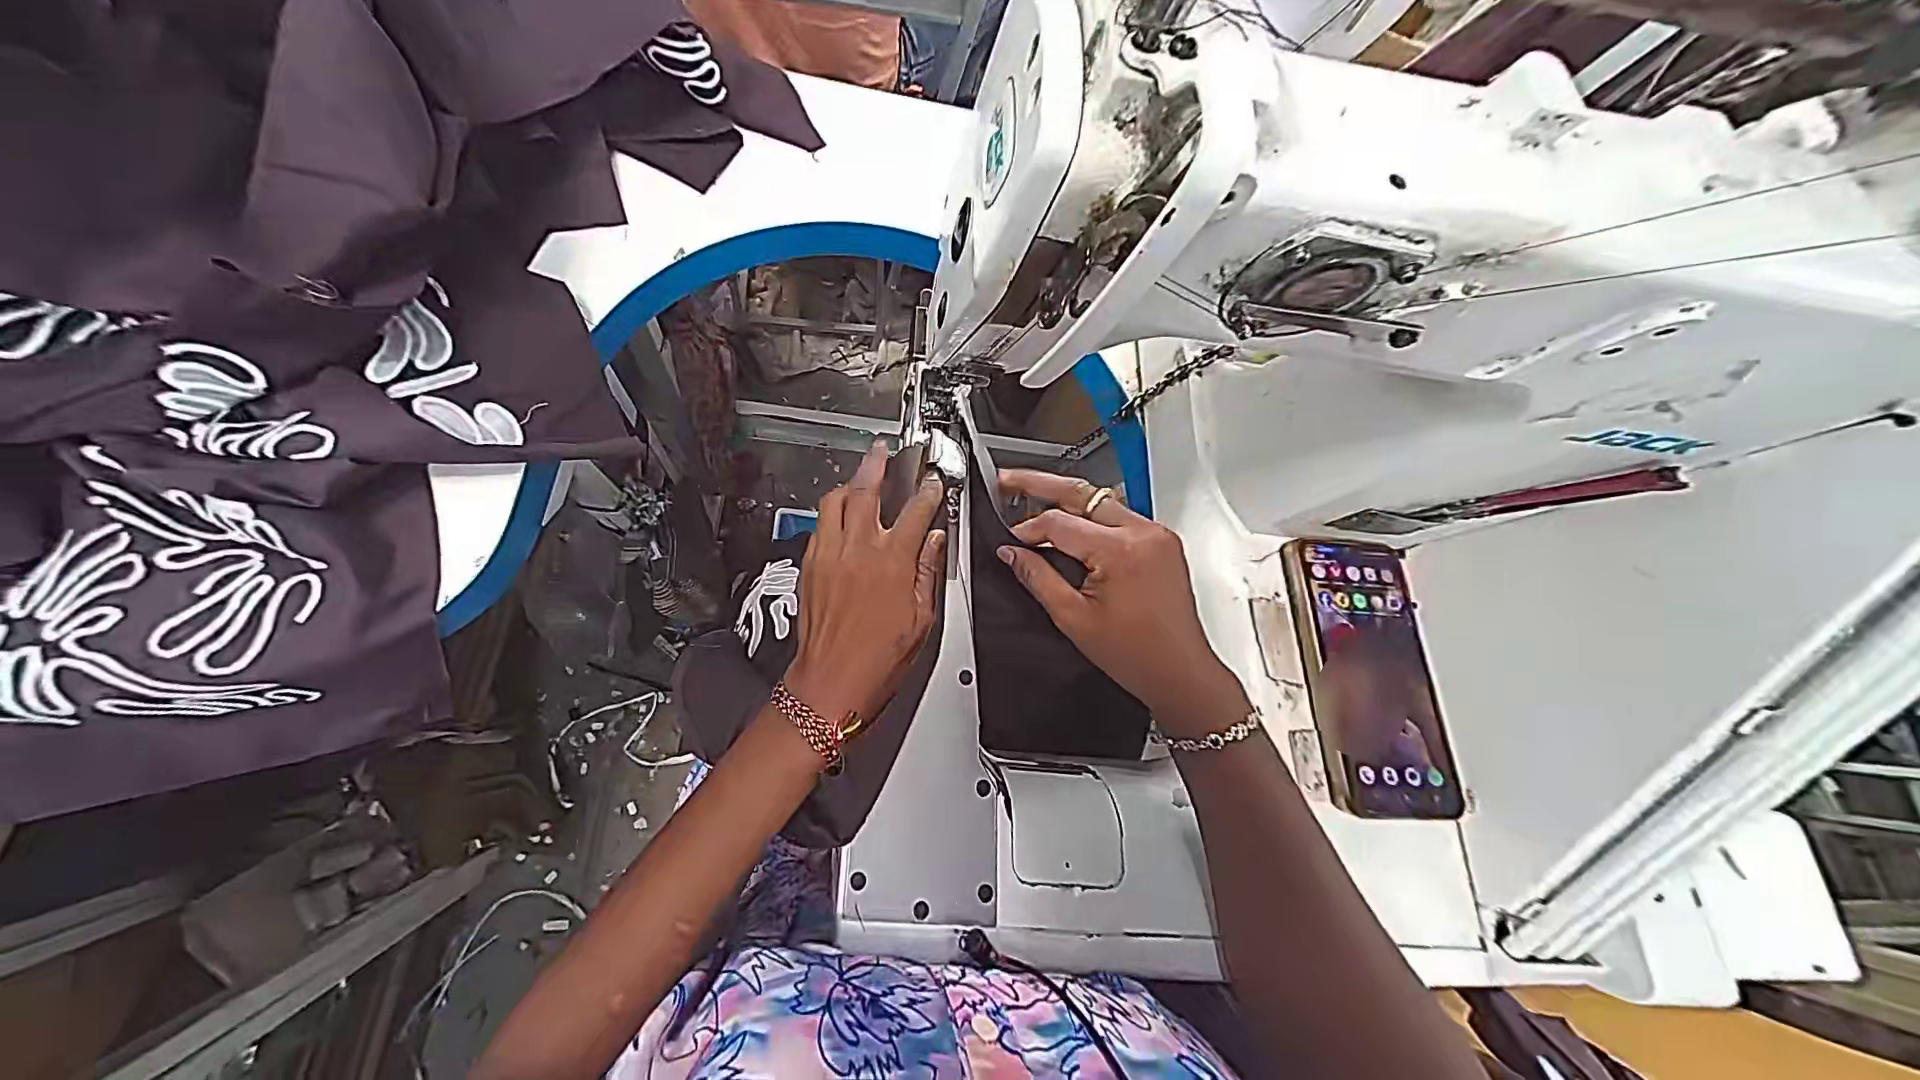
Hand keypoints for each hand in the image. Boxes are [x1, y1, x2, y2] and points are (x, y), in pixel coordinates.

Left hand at [786, 441, 946, 725]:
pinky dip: (831, 514)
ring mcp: (828, 555)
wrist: (831, 682)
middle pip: (865, 489)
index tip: (932, 483)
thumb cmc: (876, 660)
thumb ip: (928, 573)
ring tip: (858, 478)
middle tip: (882, 450)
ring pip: (834, 501)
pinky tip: (839, 518)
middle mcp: (857, 550)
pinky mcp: (809, 567)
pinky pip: (819, 526)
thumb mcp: (921, 619)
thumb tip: (934, 543)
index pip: (914, 510)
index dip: (927, 491)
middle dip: (876, 463)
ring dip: (849, 484)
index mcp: (892, 561)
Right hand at [996, 469, 1246, 736]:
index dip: (1027, 529)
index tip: (1011, 542)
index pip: (1058, 522)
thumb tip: (1013, 554)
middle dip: (1039, 484)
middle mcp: (1144, 534)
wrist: (1180, 671)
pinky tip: (1070, 523)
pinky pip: (1119, 515)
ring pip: (1101, 500)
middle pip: (1080, 493)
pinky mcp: (1162, 542)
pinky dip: (1091, 516)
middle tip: (1009, 480)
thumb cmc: (1138, 654)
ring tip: (1034, 497)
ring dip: (1066, 499)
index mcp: (1121, 551)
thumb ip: (1037, 578)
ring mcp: (1157, 535)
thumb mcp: (1073, 617)